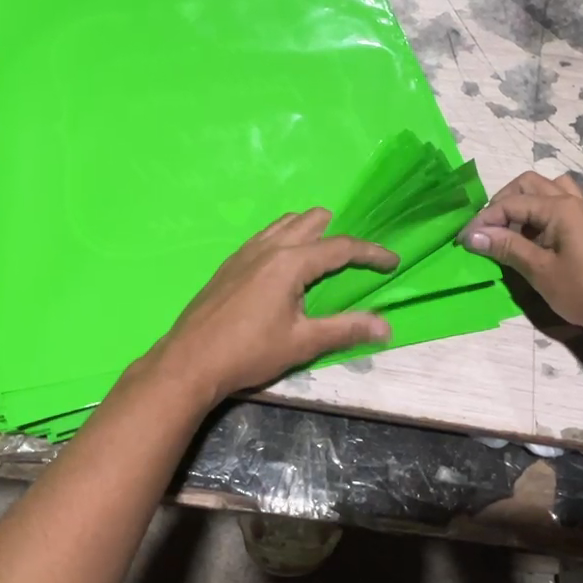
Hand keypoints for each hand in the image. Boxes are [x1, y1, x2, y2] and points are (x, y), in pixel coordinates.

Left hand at [142, 208, 397, 406]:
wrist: (189, 361)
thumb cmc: (249, 353)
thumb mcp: (302, 343)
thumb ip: (345, 329)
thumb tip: (385, 326)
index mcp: (290, 262)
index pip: (341, 247)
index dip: (371, 252)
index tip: (393, 261)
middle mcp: (269, 247)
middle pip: (313, 221)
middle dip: (339, 233)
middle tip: (356, 259)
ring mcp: (245, 252)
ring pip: (286, 223)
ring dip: (311, 232)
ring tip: (324, 259)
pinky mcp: (230, 263)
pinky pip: (267, 236)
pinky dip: (287, 239)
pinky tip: (286, 268)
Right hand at [460, 172, 582, 348]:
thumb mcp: (540, 271)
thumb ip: (507, 247)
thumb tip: (473, 235)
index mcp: (560, 207)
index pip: (511, 203)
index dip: (484, 220)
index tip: (464, 240)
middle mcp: (576, 201)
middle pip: (531, 185)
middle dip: (504, 202)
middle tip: (488, 231)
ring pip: (556, 189)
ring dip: (532, 202)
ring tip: (518, 227)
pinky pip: (580, 208)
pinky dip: (562, 213)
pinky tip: (559, 232)